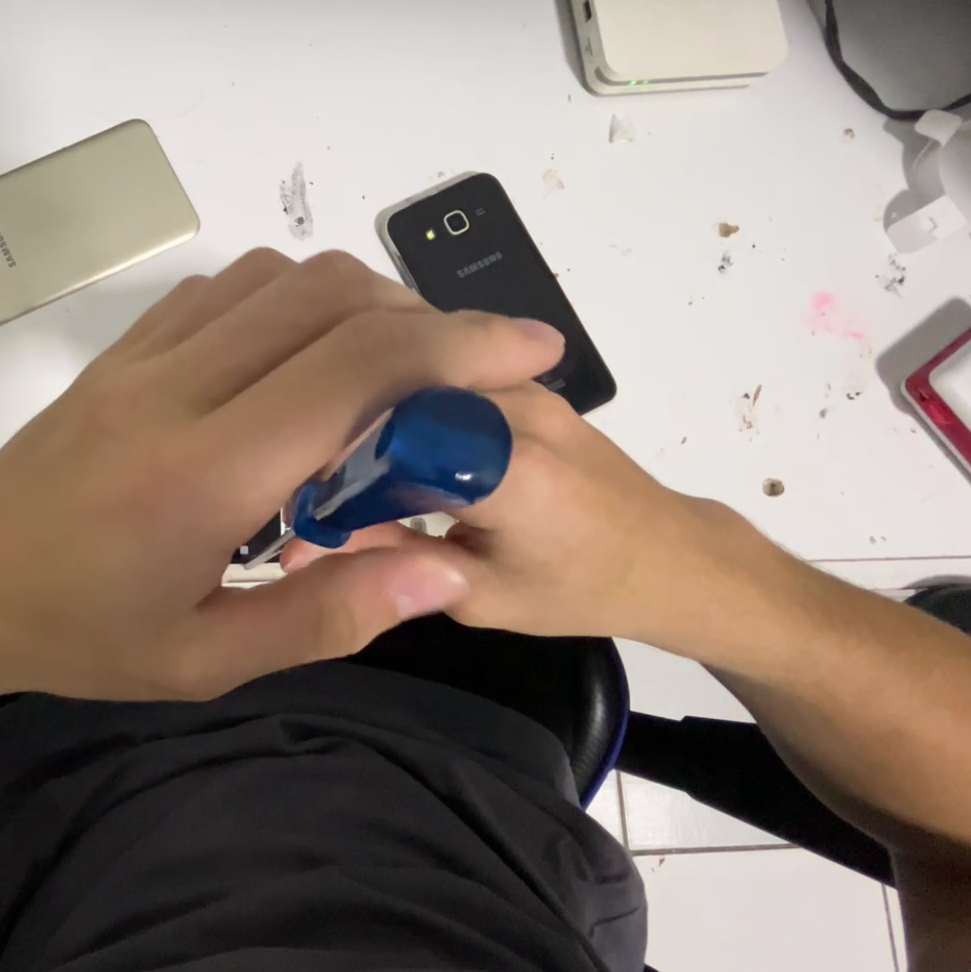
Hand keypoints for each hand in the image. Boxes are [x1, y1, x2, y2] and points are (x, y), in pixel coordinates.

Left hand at [0, 249, 565, 701]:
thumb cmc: (78, 636)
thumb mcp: (204, 661)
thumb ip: (325, 614)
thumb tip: (440, 569)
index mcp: (204, 477)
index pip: (353, 367)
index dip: (456, 346)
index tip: (527, 351)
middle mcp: (174, 393)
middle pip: (325, 297)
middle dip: (422, 316)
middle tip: (464, 371)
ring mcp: (139, 361)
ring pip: (274, 277)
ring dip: (353, 302)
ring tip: (388, 364)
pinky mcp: (119, 354)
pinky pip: (218, 291)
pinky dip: (285, 301)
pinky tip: (297, 358)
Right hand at [286, 382, 768, 648]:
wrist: (667, 552)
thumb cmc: (577, 586)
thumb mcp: (478, 596)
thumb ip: (393, 559)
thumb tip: (303, 545)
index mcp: (512, 472)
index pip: (393, 439)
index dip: (335, 462)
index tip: (305, 498)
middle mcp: (515, 408)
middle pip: (394, 393)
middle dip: (339, 432)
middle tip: (313, 481)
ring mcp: (520, 383)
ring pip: (412, 375)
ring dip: (367, 413)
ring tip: (344, 463)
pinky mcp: (520, 378)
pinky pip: (438, 376)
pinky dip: (399, 403)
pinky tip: (383, 440)